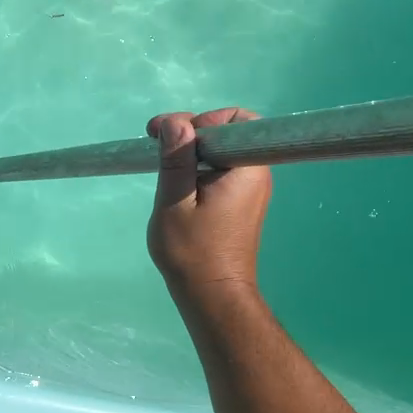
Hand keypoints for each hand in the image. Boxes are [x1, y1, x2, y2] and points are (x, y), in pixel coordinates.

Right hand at [146, 108, 271, 300]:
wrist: (211, 293)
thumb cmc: (192, 250)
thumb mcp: (174, 201)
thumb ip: (176, 159)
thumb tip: (175, 121)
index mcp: (247, 168)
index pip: (237, 120)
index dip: (200, 119)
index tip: (166, 134)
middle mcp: (256, 172)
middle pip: (228, 133)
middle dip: (190, 134)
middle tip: (155, 145)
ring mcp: (250, 188)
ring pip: (221, 153)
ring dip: (190, 153)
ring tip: (161, 167)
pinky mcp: (240, 202)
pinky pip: (220, 171)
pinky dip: (196, 169)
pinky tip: (175, 184)